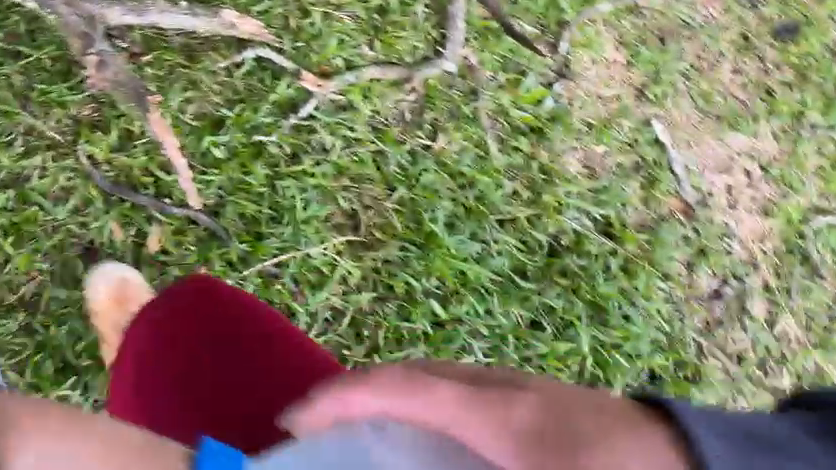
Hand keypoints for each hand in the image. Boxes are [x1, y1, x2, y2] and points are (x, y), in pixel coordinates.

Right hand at [279, 361, 692, 469]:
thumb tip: (412, 463)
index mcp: (489, 411)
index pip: (390, 388)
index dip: (334, 400)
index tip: (290, 421)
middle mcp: (496, 387)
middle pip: (407, 374)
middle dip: (356, 394)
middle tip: (318, 427)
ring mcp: (523, 391)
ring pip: (436, 381)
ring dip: (392, 399)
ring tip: (365, 433)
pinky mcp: (545, 406)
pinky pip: (463, 395)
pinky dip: (429, 410)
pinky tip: (438, 445)